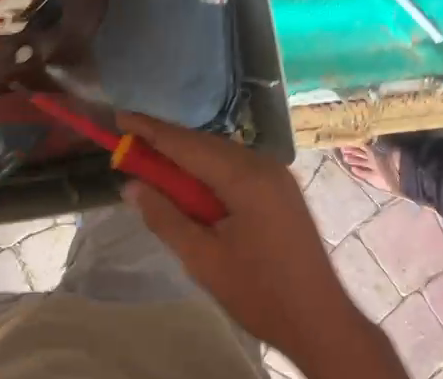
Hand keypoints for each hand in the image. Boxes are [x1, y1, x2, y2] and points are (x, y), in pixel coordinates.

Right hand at [118, 114, 405, 378]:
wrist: (324, 324)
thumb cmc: (261, 295)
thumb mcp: (203, 261)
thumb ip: (165, 217)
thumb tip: (131, 186)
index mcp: (244, 178)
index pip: (185, 144)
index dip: (149, 129)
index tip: (118, 118)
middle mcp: (262, 164)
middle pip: (203, 143)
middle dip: (164, 142)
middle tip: (128, 145)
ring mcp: (276, 174)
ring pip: (219, 153)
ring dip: (185, 157)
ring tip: (153, 165)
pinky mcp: (281, 188)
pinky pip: (234, 166)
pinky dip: (207, 170)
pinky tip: (190, 185)